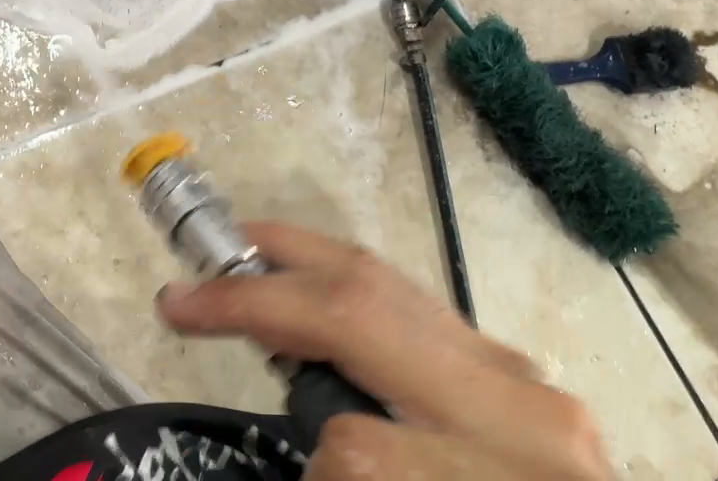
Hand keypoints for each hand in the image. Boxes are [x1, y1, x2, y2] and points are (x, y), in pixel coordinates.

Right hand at [155, 223, 612, 480]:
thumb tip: (314, 447)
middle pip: (366, 308)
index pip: (359, 452)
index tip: (244, 437)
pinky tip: (310, 295)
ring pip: (386, 284)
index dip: (292, 451)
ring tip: (242, 259)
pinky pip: (409, 304)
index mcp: (490, 480)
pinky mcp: (516, 363)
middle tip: (195, 275)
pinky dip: (345, 287)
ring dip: (301, 263)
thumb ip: (357, 469)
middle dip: (266, 283)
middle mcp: (518, 414)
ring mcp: (521, 376)